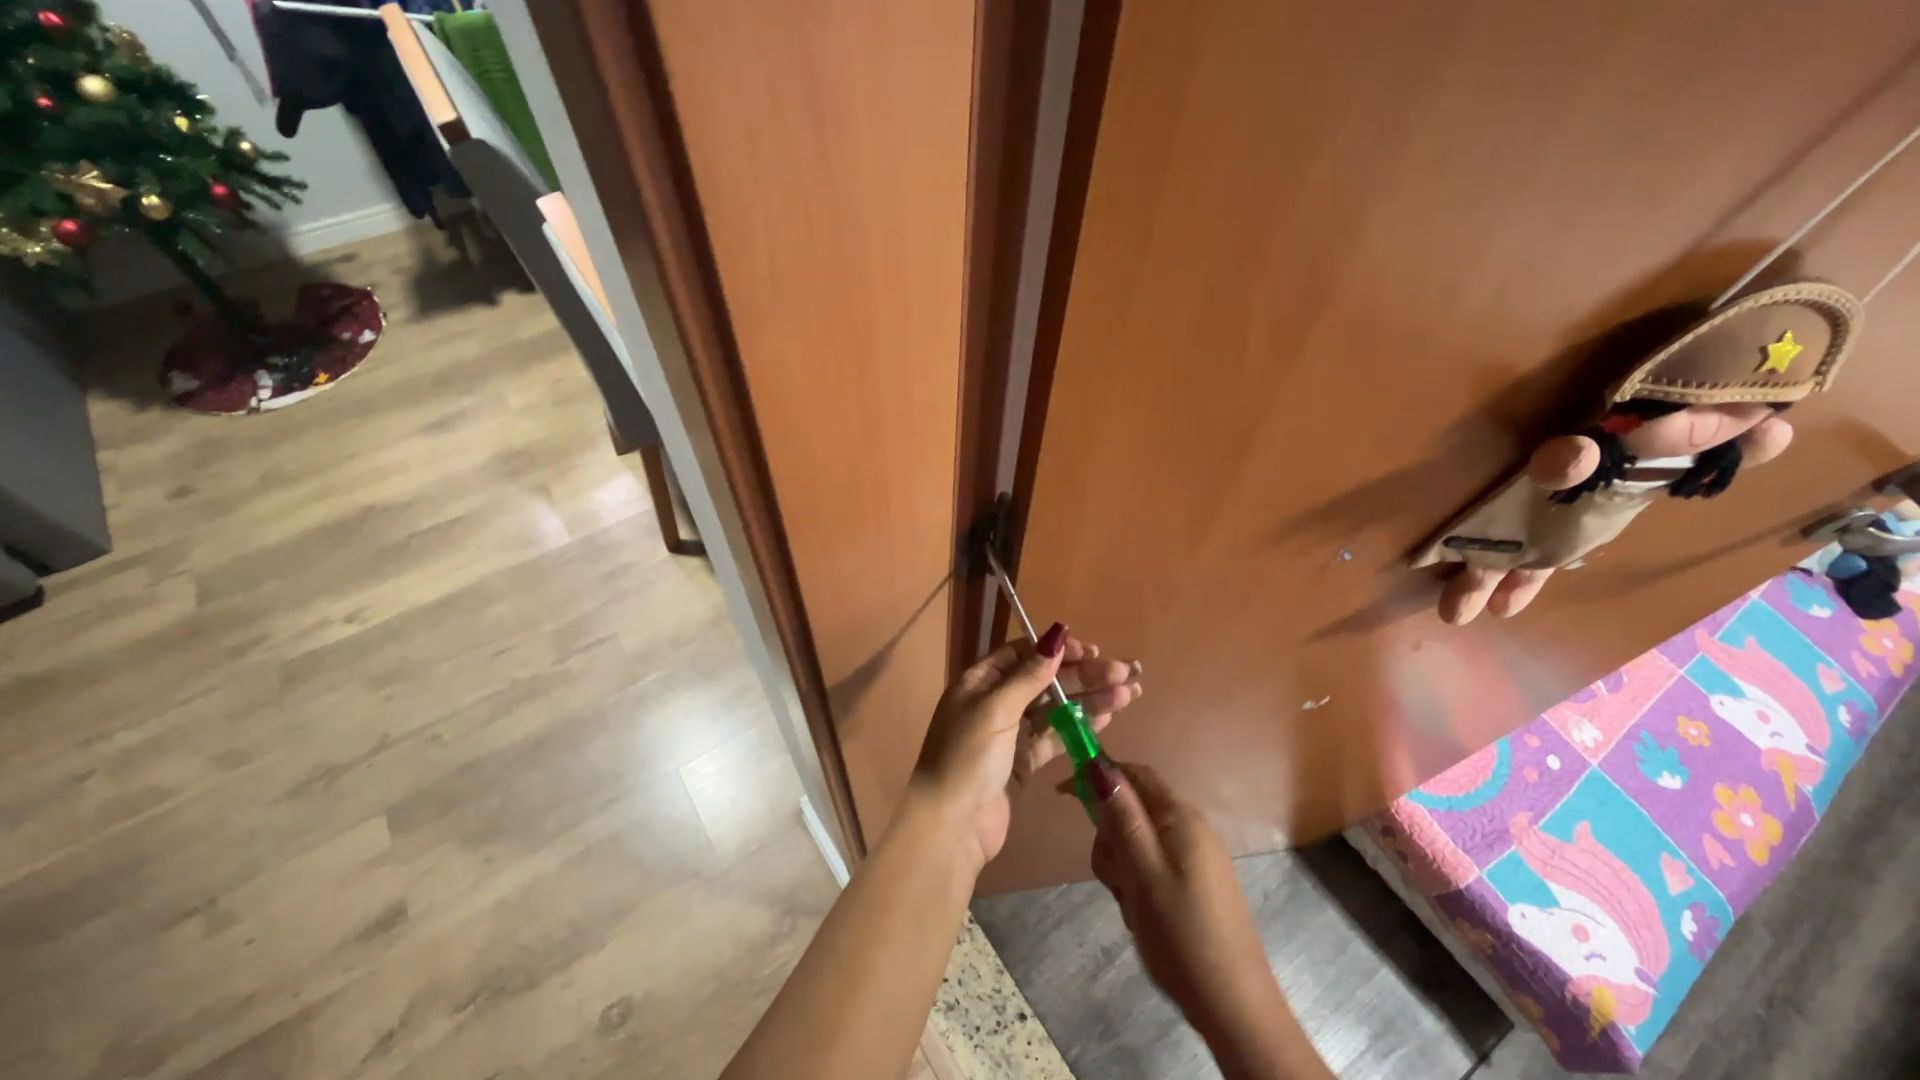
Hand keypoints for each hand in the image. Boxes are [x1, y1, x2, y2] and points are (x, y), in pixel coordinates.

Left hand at [912, 624, 1141, 867]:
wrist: (951, 824)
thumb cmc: (967, 757)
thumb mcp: (995, 709)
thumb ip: (1028, 676)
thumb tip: (1056, 638)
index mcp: (979, 682)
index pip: (1023, 654)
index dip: (1057, 650)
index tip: (1091, 652)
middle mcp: (994, 703)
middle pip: (1045, 681)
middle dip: (1085, 675)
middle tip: (1126, 672)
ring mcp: (1010, 734)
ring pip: (1055, 709)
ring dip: (1090, 700)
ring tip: (1130, 694)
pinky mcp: (1023, 763)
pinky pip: (1055, 737)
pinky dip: (1079, 728)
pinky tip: (1107, 719)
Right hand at [1089, 762, 1280, 1044]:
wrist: (1231, 1001)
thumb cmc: (1181, 934)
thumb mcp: (1142, 874)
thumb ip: (1123, 819)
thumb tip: (1100, 765)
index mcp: (1180, 819)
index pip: (1136, 774)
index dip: (1101, 776)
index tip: (1066, 795)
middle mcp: (1190, 829)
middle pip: (1133, 810)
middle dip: (1111, 838)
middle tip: (1114, 876)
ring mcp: (1194, 858)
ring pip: (1137, 843)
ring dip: (1122, 867)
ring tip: (1130, 904)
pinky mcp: (1193, 884)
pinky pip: (1151, 867)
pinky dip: (1138, 884)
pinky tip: (1142, 915)